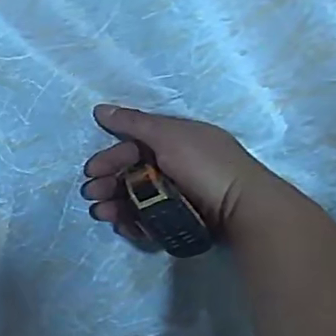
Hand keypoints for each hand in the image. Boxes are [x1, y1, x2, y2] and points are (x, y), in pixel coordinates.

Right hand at [79, 104, 292, 243]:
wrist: (243, 210)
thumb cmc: (208, 167)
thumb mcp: (171, 136)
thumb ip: (135, 123)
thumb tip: (100, 109)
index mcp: (175, 143)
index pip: (131, 148)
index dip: (109, 158)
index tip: (92, 171)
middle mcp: (174, 167)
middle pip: (128, 175)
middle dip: (106, 184)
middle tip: (92, 195)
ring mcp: (176, 196)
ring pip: (133, 199)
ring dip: (113, 205)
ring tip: (103, 215)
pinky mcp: (178, 219)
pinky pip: (146, 220)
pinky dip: (131, 222)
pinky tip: (124, 226)